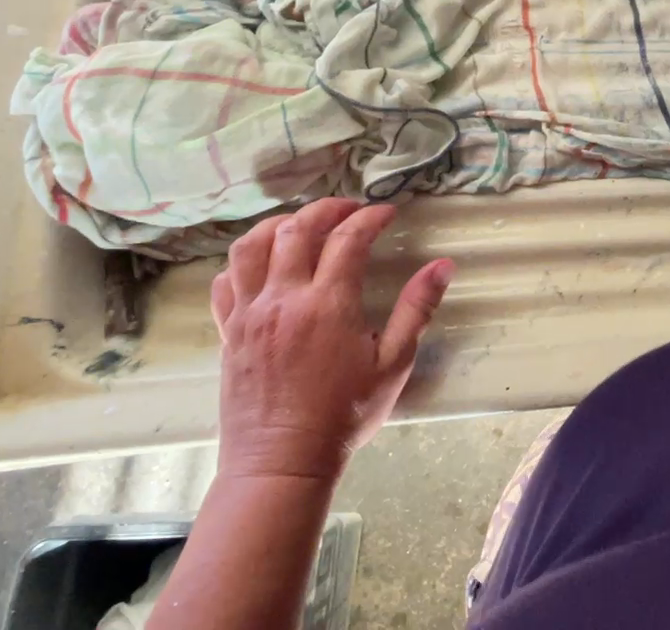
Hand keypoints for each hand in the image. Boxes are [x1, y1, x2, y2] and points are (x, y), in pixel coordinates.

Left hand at [209, 198, 452, 480]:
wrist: (282, 460)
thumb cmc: (346, 413)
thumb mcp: (394, 362)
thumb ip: (417, 308)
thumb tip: (443, 265)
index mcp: (328, 304)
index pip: (348, 239)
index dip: (371, 218)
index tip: (389, 213)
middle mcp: (284, 299)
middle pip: (297, 229)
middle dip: (327, 208)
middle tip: (351, 209)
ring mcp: (249, 314)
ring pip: (251, 247)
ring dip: (280, 224)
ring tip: (304, 224)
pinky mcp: (229, 332)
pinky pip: (226, 281)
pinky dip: (245, 260)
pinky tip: (265, 264)